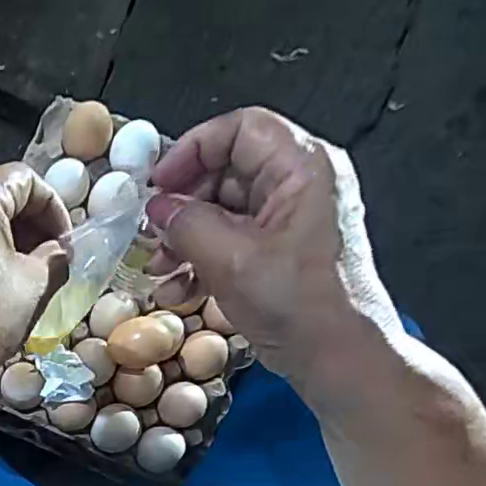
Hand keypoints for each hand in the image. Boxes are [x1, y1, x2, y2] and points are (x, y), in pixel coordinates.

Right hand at [146, 108, 400, 388]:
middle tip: (150, 234)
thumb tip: (157, 209)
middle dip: (181, 205)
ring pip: (220, 212)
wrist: (335, 356)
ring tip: (158, 270)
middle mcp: (296, 186)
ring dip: (182, 240)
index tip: (156, 184)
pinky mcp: (273, 255)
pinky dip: (198, 263)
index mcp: (301, 168)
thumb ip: (187, 224)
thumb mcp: (232, 259)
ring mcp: (284, 223)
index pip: (240, 130)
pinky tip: (177, 291)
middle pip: (224, 172)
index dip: (191, 150)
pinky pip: (227, 243)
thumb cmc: (298, 303)